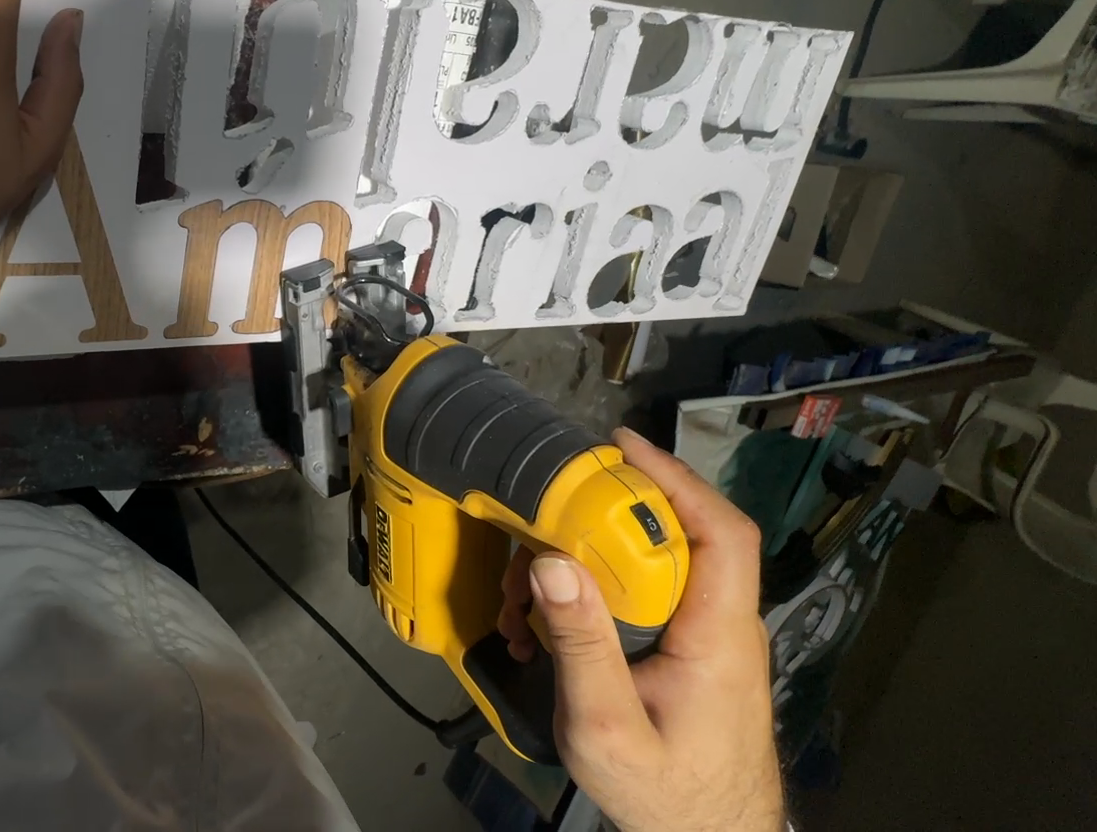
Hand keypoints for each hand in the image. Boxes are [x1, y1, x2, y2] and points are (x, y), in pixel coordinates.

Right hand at [497, 427, 784, 831]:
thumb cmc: (667, 794)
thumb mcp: (607, 727)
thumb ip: (582, 645)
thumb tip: (552, 562)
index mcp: (718, 635)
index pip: (721, 533)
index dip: (676, 479)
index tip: (620, 445)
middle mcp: (717, 623)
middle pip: (667, 537)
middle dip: (592, 520)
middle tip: (532, 524)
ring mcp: (698, 636)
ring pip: (639, 567)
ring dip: (574, 566)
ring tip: (517, 598)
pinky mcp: (677, 649)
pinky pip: (630, 598)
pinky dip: (581, 596)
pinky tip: (539, 627)